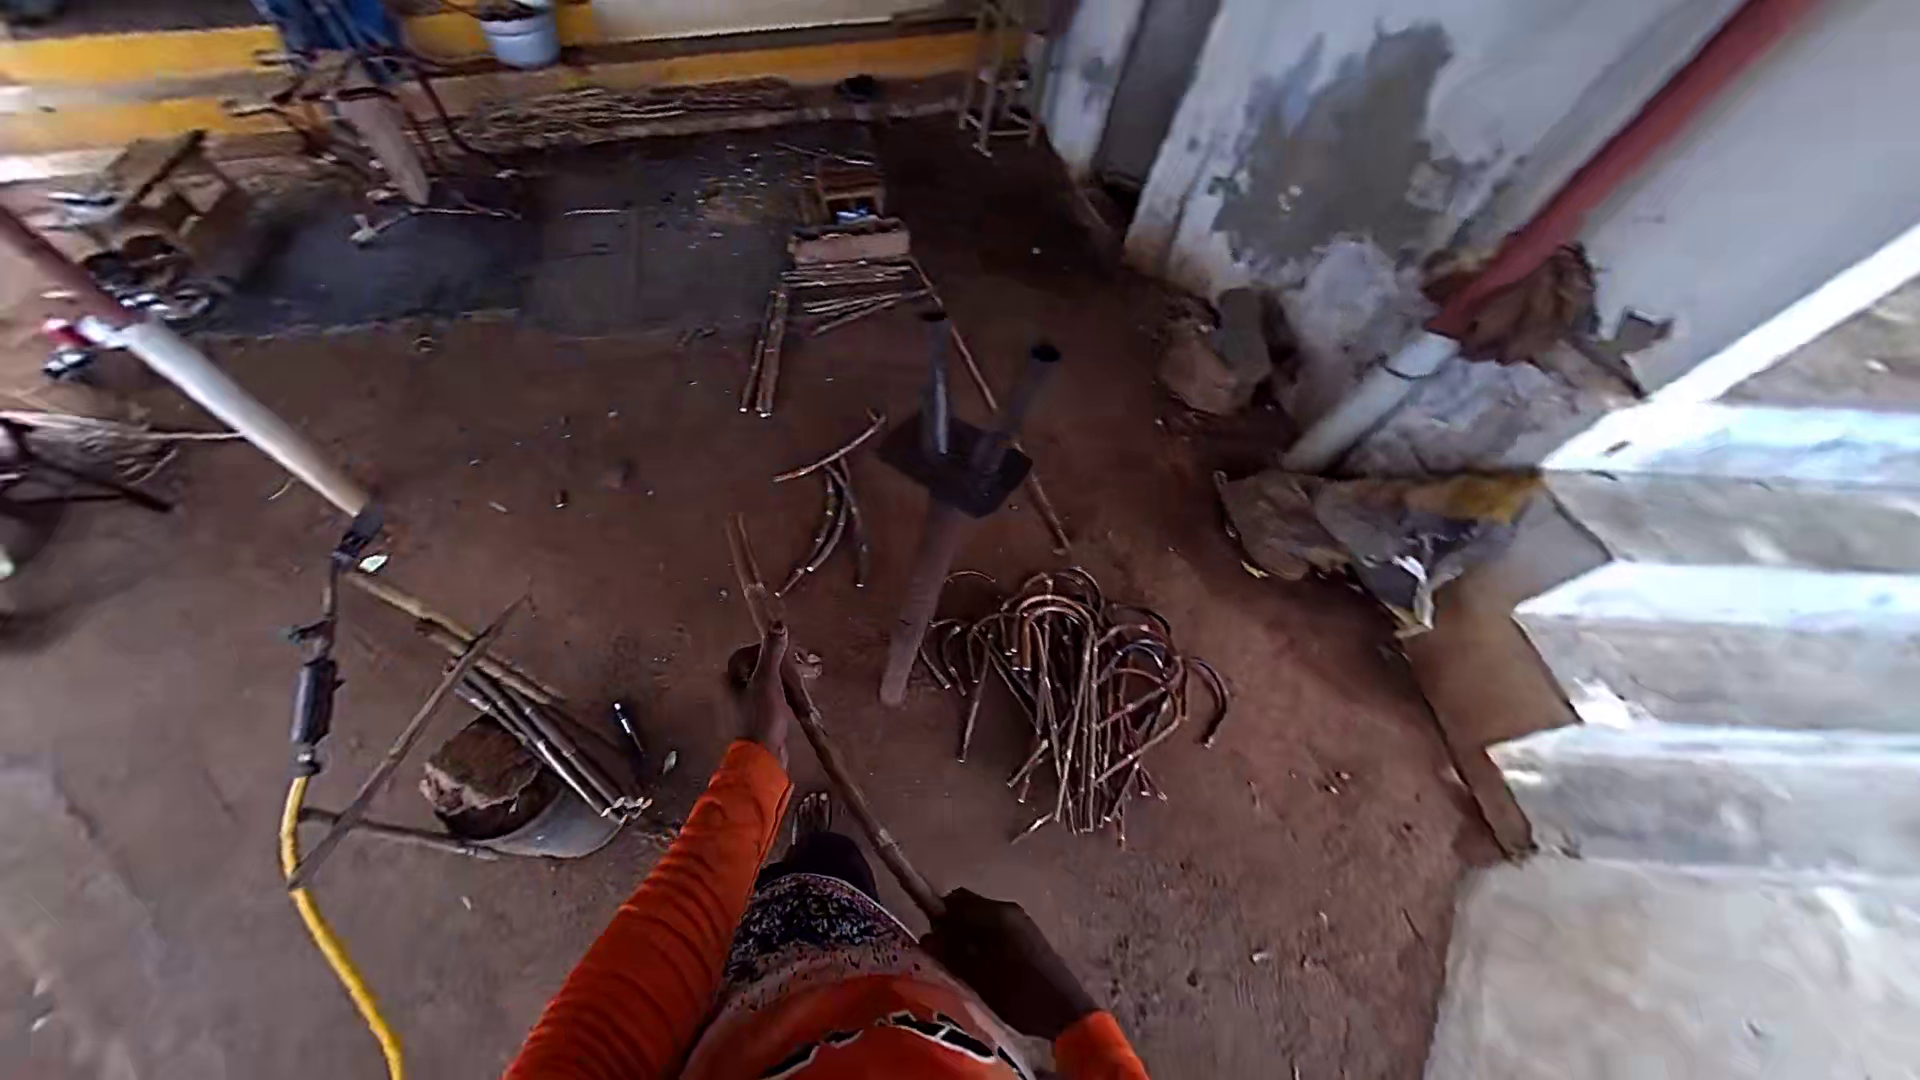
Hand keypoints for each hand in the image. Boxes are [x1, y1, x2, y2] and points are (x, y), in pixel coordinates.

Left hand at [730, 624, 793, 764]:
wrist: (763, 756)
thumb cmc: (761, 716)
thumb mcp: (768, 680)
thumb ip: (772, 652)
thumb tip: (777, 624)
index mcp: (731, 677)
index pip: (753, 651)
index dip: (773, 650)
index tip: (791, 654)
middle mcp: (736, 687)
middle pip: (765, 665)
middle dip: (787, 665)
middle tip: (806, 666)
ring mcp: (749, 702)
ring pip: (773, 680)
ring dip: (792, 678)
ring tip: (809, 679)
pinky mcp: (762, 715)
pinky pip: (778, 695)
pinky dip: (791, 693)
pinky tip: (802, 697)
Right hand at [922, 888, 1097, 1040]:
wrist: (1065, 1009)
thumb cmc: (1020, 995)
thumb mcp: (980, 979)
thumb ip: (953, 955)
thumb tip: (927, 937)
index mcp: (996, 915)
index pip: (955, 900)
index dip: (938, 915)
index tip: (930, 939)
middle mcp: (1007, 908)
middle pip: (968, 903)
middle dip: (952, 922)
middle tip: (943, 951)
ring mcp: (1019, 918)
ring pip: (981, 914)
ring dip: (967, 930)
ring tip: (961, 961)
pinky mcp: (1026, 930)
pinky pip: (995, 923)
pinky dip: (982, 935)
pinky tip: (982, 963)